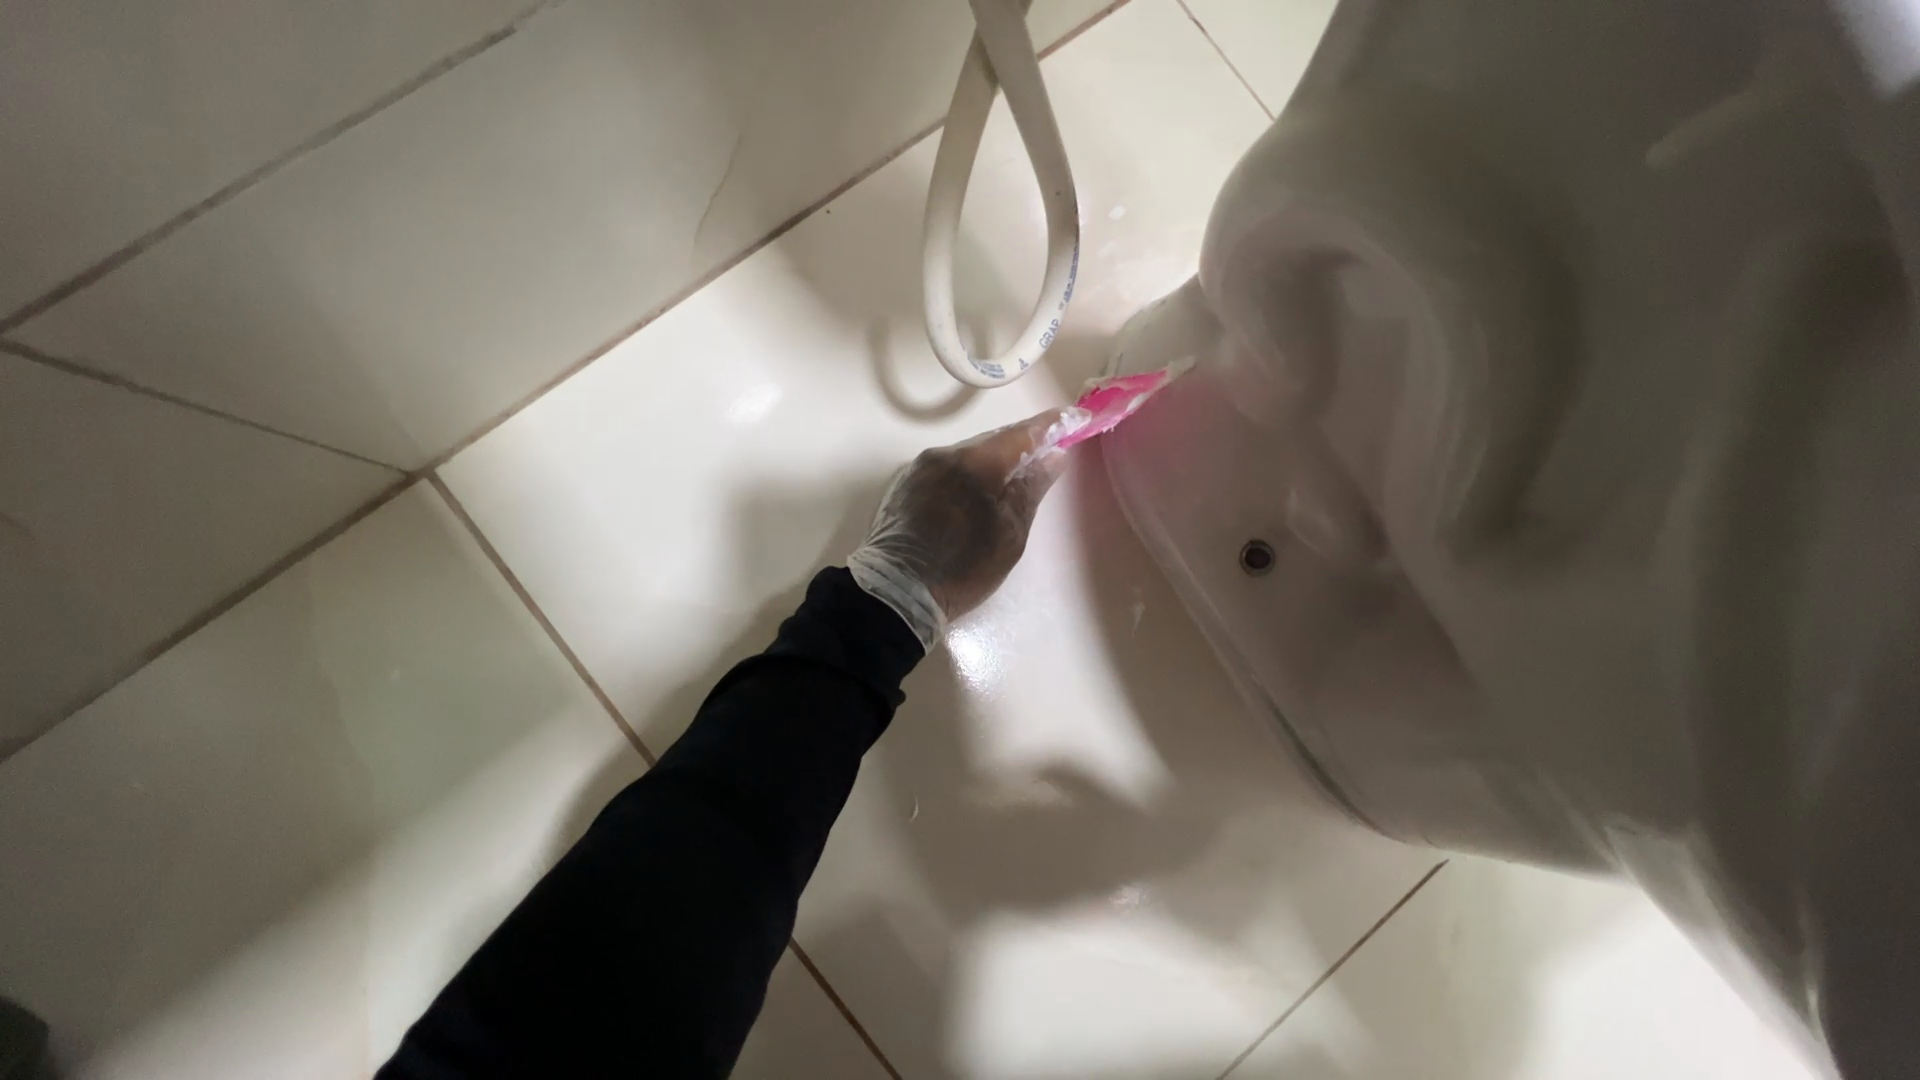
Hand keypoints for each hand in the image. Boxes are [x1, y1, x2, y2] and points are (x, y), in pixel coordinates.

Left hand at [848, 407, 1089, 648]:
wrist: (896, 592)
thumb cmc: (963, 569)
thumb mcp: (1010, 535)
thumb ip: (1031, 489)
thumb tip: (1054, 456)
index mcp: (976, 463)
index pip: (1022, 433)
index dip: (1050, 426)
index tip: (1073, 417)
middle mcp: (945, 454)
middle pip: (993, 441)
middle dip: (1021, 445)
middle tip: (1045, 453)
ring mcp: (921, 468)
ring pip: (968, 455)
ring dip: (992, 462)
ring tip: (1010, 479)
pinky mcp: (905, 484)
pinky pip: (947, 469)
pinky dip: (968, 475)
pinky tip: (974, 494)